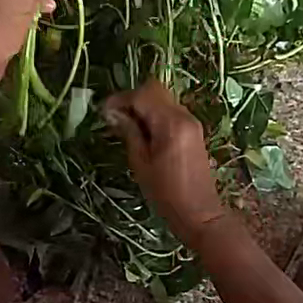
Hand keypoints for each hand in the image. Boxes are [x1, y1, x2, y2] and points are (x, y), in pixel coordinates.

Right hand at [102, 80, 229, 246]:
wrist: (199, 212)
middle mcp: (184, 116)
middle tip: (115, 117)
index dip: (120, 99)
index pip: (143, 95)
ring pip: (163, 99)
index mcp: (171, 123)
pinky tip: (143, 133)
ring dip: (144, 106)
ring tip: (126, 126)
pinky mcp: (193, 130)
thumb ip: (129, 133)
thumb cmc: (165, 193)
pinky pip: (170, 111)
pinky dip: (155, 114)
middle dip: (132, 98)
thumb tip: (114, 113)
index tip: (104, 112)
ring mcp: (191, 122)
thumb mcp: (140, 163)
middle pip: (155, 90)